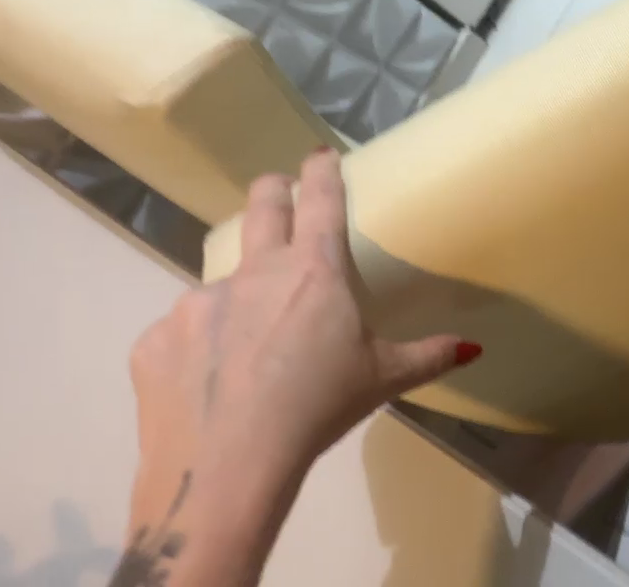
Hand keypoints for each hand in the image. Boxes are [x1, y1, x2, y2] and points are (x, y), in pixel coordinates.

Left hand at [125, 149, 478, 531]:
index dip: (321, 171)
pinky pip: (182, 333)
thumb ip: (429, 355)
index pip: (319, 200)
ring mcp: (196, 304)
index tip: (319, 154)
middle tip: (278, 189)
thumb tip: (476, 348)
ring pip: (222, 284)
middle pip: (261, 208)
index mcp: (314, 272)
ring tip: (247, 345)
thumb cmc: (319, 408)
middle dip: (272, 190)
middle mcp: (254, 273)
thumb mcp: (382, 379)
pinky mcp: (153, 341)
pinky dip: (198, 347)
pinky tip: (209, 384)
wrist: (224, 473)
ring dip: (239, 296)